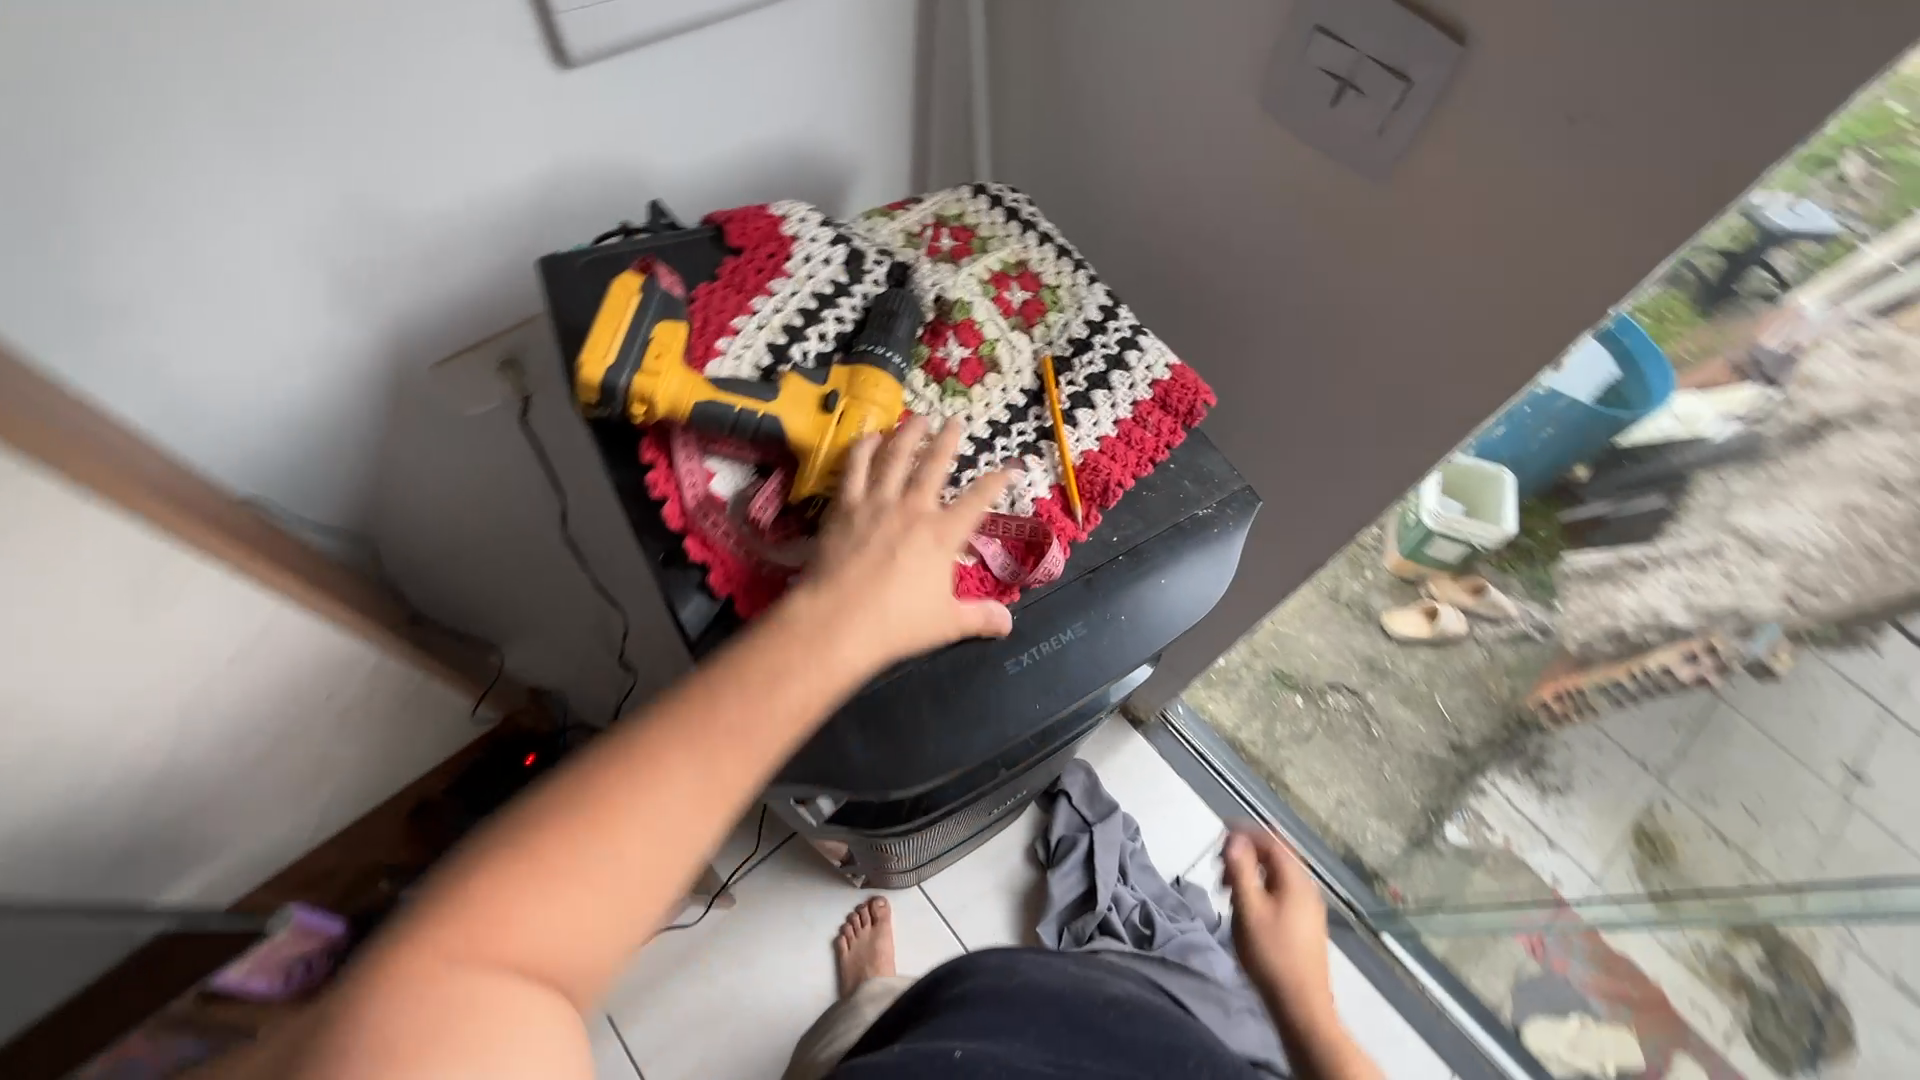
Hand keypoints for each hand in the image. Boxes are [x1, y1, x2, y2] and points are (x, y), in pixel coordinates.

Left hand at [790, 415, 1013, 670]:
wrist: (838, 620)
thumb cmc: (897, 624)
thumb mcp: (947, 623)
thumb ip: (980, 618)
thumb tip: (1008, 623)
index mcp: (943, 535)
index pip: (978, 500)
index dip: (997, 481)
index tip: (1010, 467)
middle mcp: (913, 509)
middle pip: (934, 465)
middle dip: (947, 441)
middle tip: (953, 422)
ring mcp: (876, 503)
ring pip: (894, 457)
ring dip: (907, 434)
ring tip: (916, 418)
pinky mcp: (844, 506)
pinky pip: (855, 468)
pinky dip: (863, 449)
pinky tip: (868, 437)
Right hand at [1224, 828, 1335, 1027]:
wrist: (1300, 1005)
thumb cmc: (1271, 954)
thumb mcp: (1248, 909)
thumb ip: (1240, 869)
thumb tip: (1234, 838)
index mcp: (1295, 880)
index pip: (1271, 841)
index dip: (1245, 831)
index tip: (1220, 832)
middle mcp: (1307, 887)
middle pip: (1275, 856)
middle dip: (1246, 853)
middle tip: (1219, 866)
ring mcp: (1309, 906)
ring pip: (1277, 875)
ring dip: (1251, 872)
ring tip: (1228, 888)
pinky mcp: (1305, 923)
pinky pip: (1281, 891)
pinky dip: (1261, 887)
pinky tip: (1246, 906)